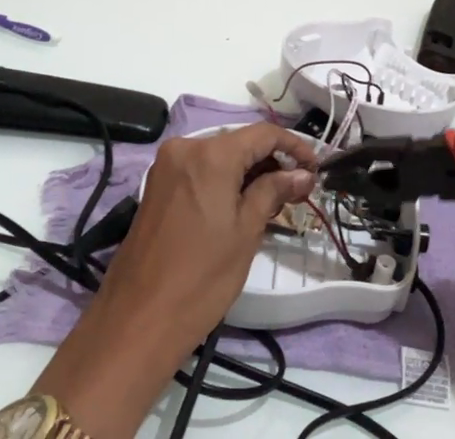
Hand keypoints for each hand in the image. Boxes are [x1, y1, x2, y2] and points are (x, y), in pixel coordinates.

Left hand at [100, 122, 318, 337]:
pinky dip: (224, 181)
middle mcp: (185, 148)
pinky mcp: (156, 187)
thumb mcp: (246, 231)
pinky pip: (200, 171)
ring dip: (248, 173)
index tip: (316, 168)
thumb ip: (274, 191)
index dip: (295, 146)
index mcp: (211, 154)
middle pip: (240, 142)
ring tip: (274, 202)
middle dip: (271, 162)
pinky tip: (241, 206)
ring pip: (219, 157)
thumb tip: (302, 173)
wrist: (138, 319)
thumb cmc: (201, 277)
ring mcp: (166, 167)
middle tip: (297, 192)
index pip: (264, 134)